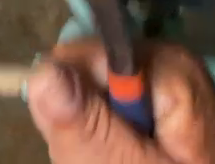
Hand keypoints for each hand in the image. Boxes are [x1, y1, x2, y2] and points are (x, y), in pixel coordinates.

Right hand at [26, 40, 214, 163]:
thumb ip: (90, 128)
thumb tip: (40, 72)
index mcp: (167, 65)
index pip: (76, 60)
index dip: (70, 109)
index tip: (89, 154)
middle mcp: (169, 66)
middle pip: (85, 83)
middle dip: (86, 135)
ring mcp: (172, 96)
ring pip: (97, 110)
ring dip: (97, 152)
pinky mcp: (173, 124)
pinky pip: (120, 127)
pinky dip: (115, 157)